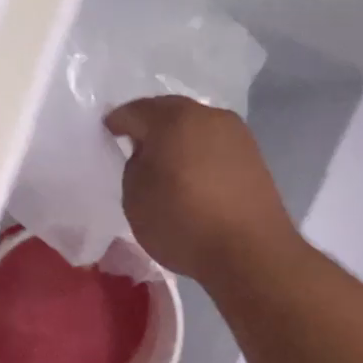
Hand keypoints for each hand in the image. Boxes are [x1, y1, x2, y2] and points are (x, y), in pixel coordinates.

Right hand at [106, 97, 293, 280]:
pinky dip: (199, 154)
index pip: (135, 111)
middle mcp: (207, 115)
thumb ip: (134, 166)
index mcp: (173, 119)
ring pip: (195, 126)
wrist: (248, 251)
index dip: (118, 122)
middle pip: (170, 112)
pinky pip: (214, 145)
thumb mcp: (135, 198)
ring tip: (165, 161)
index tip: (108, 133)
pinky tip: (193, 174)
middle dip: (150, 124)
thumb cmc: (182, 223)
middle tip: (135, 143)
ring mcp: (236, 133)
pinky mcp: (253, 155)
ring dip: (178, 138)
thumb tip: (148, 154)